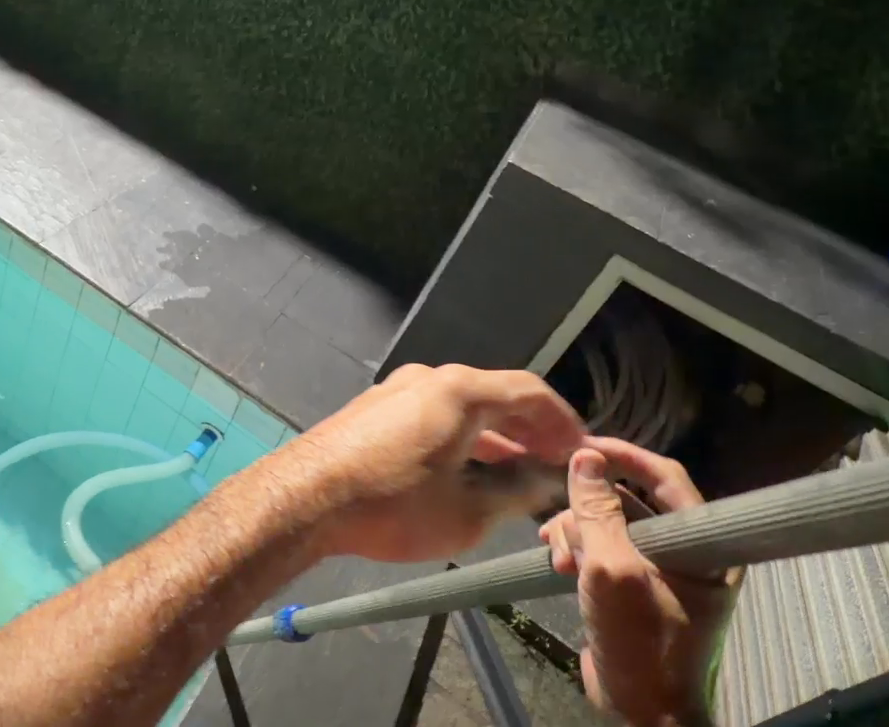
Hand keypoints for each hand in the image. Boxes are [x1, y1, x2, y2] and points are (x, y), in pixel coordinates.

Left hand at [269, 363, 585, 563]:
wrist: (306, 497)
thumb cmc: (393, 506)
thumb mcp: (468, 512)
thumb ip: (515, 491)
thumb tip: (542, 480)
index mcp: (459, 391)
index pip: (529, 391)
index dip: (563, 422)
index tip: (582, 452)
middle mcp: (429, 377)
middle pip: (495, 394)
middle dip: (530, 429)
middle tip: (555, 464)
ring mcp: (397, 389)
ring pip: (462, 406)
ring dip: (495, 435)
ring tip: (519, 471)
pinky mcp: (376, 408)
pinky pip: (433, 414)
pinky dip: (461, 435)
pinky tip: (469, 468)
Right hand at [540, 436, 740, 726]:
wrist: (643, 714)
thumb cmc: (640, 642)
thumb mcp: (612, 569)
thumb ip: (597, 511)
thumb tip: (584, 457)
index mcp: (701, 545)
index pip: (664, 476)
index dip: (622, 455)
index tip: (580, 445)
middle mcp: (686, 551)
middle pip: (628, 499)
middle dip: (586, 506)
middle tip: (558, 519)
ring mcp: (659, 570)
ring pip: (608, 522)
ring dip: (575, 530)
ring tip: (558, 555)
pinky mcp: (635, 586)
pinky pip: (601, 546)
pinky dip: (577, 547)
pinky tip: (558, 561)